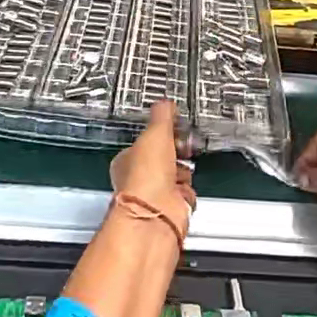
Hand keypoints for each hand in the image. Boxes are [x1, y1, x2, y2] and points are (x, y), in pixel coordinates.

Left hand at [110, 101, 196, 236]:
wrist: (157, 213)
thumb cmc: (147, 173)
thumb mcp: (155, 132)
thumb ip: (162, 115)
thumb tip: (166, 103)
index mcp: (128, 159)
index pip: (147, 141)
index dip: (163, 134)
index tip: (175, 128)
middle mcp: (140, 179)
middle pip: (164, 159)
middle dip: (177, 153)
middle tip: (184, 147)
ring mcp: (156, 195)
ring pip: (176, 177)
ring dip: (184, 172)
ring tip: (185, 168)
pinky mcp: (172, 209)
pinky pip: (186, 196)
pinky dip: (189, 192)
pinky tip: (186, 188)